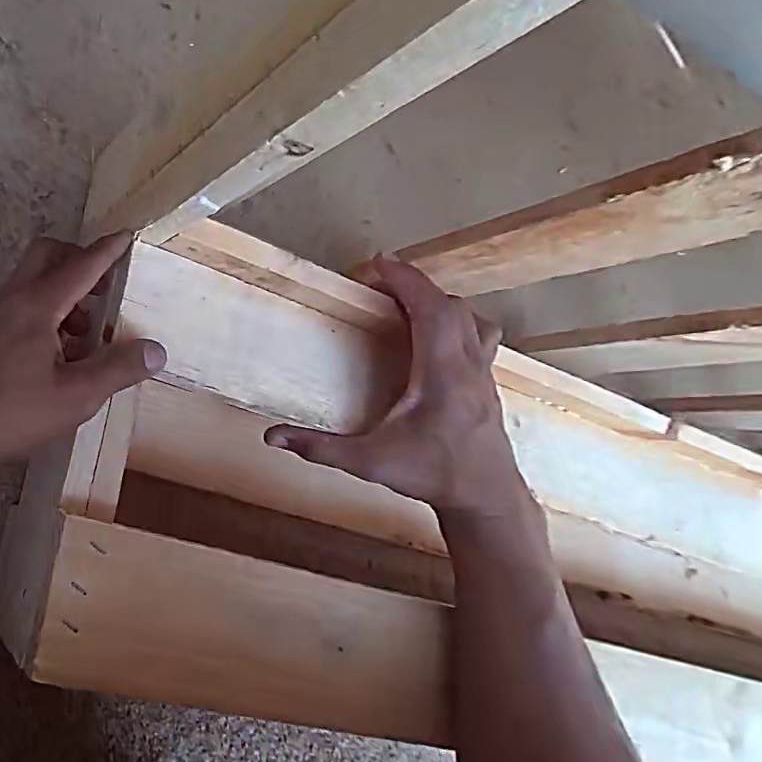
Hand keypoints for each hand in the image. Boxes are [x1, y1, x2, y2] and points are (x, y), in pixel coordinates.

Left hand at [0, 232, 164, 475]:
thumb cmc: (12, 415)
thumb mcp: (76, 396)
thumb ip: (118, 369)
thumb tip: (156, 350)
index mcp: (37, 307)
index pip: (80, 266)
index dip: (107, 251)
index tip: (127, 235)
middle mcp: (14, 303)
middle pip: (47, 256)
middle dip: (79, 261)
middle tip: (104, 289)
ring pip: (34, 283)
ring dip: (65, 293)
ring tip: (87, 336)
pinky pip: (23, 307)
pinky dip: (48, 315)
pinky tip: (61, 357)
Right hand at [264, 258, 531, 521]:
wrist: (487, 499)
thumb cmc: (432, 476)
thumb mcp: (370, 463)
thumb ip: (321, 448)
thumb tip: (273, 438)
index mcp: (442, 374)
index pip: (430, 310)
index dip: (405, 280)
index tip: (378, 262)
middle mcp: (468, 366)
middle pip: (450, 307)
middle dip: (416, 286)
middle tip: (382, 281)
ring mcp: (482, 374)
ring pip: (471, 320)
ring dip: (440, 303)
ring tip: (410, 304)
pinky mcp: (486, 385)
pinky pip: (476, 337)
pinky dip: (454, 323)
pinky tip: (434, 340)